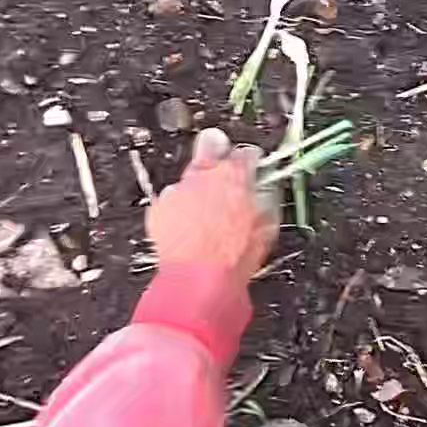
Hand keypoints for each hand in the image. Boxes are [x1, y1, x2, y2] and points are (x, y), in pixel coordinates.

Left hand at [147, 129, 278, 280]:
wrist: (200, 279)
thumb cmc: (237, 253)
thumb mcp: (267, 222)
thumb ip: (264, 196)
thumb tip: (264, 188)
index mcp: (237, 176)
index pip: (246, 153)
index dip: (250, 159)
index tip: (251, 165)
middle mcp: (205, 176)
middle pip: (210, 146)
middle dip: (216, 150)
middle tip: (221, 159)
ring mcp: (179, 190)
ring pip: (189, 176)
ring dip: (197, 185)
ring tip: (205, 208)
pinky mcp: (159, 208)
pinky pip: (171, 199)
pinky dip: (179, 206)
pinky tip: (189, 224)